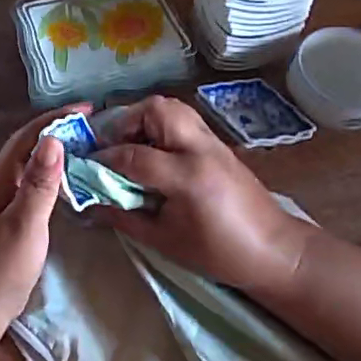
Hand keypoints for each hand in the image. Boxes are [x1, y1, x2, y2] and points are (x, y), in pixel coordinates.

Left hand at [0, 104, 88, 321]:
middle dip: (58, 127)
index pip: (28, 135)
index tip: (87, 110)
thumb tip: (53, 140)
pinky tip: (70, 174)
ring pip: (32, 158)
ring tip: (87, 142)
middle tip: (93, 124)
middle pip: (29, 142)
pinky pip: (35, 176)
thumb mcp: (26, 223)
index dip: (56, 118)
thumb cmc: (5, 264)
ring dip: (56, 146)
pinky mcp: (11, 208)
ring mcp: (3, 193)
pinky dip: (54, 168)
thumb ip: (39, 183)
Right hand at [90, 95, 315, 290]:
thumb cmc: (218, 253)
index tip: (85, 166)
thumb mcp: (164, 240)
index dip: (104, 160)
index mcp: (187, 177)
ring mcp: (212, 141)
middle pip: (155, 111)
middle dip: (125, 123)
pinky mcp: (218, 143)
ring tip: (130, 144)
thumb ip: (124, 216)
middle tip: (110, 145)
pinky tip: (152, 149)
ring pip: (171, 107)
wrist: (275, 251)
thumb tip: (88, 204)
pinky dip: (160, 124)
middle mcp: (200, 149)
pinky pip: (182, 118)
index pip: (133, 155)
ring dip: (143, 119)